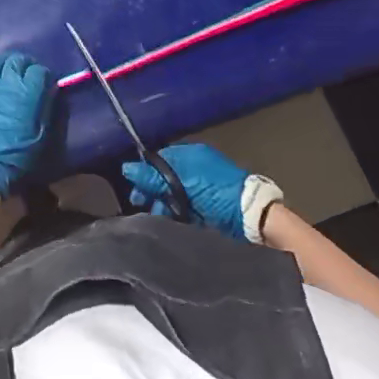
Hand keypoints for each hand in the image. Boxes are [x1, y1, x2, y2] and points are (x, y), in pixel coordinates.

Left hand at [0, 51, 57, 203]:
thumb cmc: (19, 153)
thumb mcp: (43, 133)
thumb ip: (47, 108)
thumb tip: (49, 91)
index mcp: (29, 92)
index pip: (39, 71)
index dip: (44, 75)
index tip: (45, 83)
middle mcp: (8, 82)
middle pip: (17, 60)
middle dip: (25, 65)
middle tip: (28, 74)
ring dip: (5, 64)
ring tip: (9, 71)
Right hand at [121, 142, 280, 242]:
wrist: (252, 219)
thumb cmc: (218, 194)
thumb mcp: (185, 183)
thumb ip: (155, 177)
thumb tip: (126, 168)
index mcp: (190, 156)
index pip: (158, 160)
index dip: (145, 173)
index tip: (136, 188)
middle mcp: (193, 170)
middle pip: (162, 178)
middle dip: (151, 191)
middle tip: (142, 204)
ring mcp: (198, 190)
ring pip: (168, 195)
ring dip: (161, 205)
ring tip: (158, 216)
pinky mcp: (202, 208)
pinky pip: (178, 209)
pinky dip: (172, 214)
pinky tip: (168, 221)